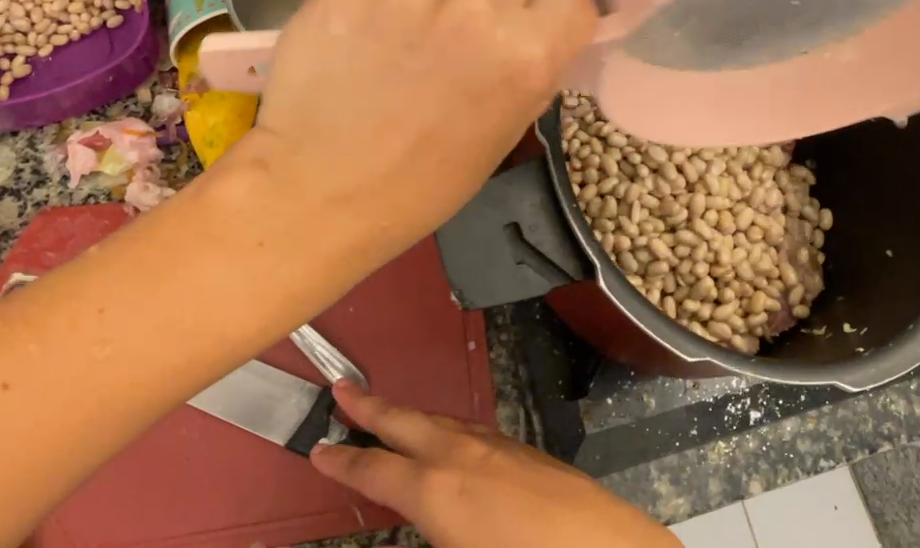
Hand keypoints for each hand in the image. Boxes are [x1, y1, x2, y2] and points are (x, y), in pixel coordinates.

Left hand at [245, 0, 595, 263]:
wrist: (313, 192)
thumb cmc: (415, 186)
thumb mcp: (498, 140)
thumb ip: (526, 77)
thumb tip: (532, 42)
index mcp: (525, 54)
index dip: (551, 18)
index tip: (529, 36)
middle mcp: (476, 9)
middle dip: (488, 15)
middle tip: (451, 58)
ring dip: (432, 6)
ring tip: (396, 56)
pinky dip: (383, 1)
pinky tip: (360, 43)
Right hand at [311, 384, 678, 547]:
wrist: (603, 546)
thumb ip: (432, 528)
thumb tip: (421, 517)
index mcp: (434, 490)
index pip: (374, 471)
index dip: (341, 463)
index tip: (316, 449)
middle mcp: (457, 456)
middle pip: (402, 421)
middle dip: (368, 405)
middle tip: (341, 387)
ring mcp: (492, 445)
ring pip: (437, 420)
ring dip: (407, 413)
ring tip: (386, 410)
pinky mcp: (520, 448)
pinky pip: (467, 429)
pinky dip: (442, 427)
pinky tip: (445, 437)